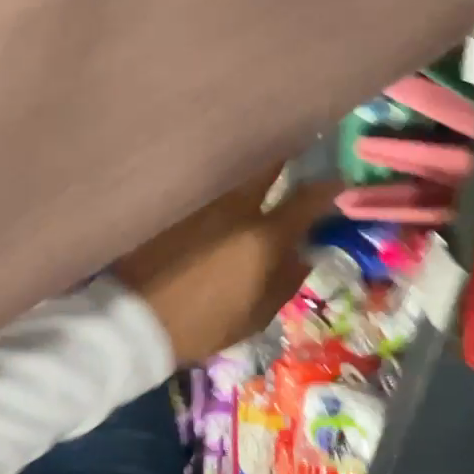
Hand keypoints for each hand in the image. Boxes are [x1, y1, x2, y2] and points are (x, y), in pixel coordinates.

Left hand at [113, 165, 337, 364]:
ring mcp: (201, 200)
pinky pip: (206, 184)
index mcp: (262, 237)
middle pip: (267, 164)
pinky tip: (223, 187)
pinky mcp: (175, 204)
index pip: (307, 200)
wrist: (134, 320)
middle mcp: (234, 207)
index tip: (340, 181)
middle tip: (298, 148)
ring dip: (252, 166)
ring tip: (261, 164)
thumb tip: (304, 255)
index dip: (329, 188)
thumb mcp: (255, 317)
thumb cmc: (201, 325)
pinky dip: (220, 182)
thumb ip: (285, 282)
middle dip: (286, 153)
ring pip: (234, 170)